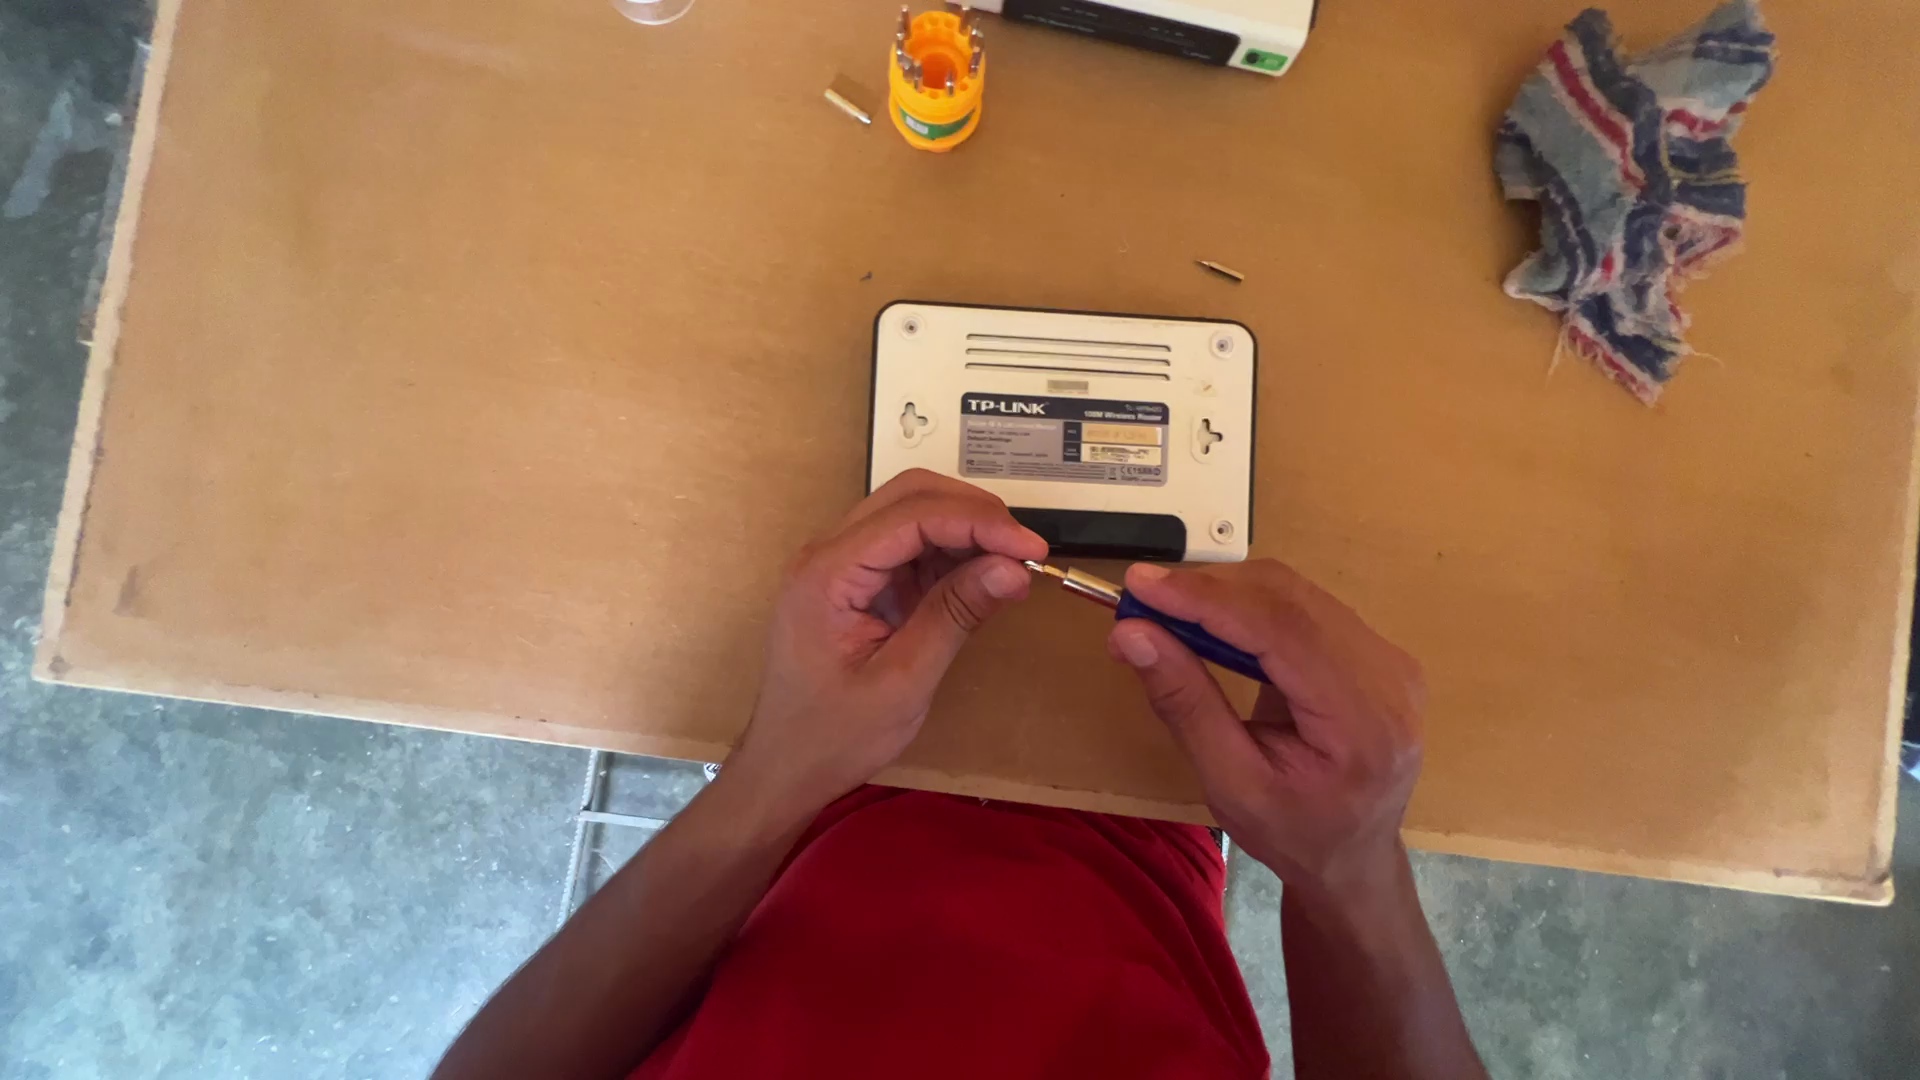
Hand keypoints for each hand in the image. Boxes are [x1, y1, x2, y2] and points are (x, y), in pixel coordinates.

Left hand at [730, 470, 1048, 813]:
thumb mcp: (903, 680)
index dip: (979, 523)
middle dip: (974, 514)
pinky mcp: (859, 580)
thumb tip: (1013, 569)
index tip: (1031, 548)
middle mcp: (830, 552)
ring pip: (913, 513)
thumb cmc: (834, 736)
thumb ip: (956, 615)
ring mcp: (842, 563)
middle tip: (1022, 550)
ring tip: (1009, 568)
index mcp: (828, 572)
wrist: (787, 766)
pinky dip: (951, 555)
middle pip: (910, 496)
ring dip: (965, 532)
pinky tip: (979, 580)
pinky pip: (909, 547)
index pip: (912, 515)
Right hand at [1106, 561, 1424, 900]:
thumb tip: (1131, 634)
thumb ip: (1184, 704)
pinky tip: (1206, 622)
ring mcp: (1386, 656)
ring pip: (1291, 591)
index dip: (1205, 599)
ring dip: (1221, 592)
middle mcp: (1388, 674)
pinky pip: (1299, 604)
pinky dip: (1243, 603)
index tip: (1140, 584)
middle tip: (1140, 602)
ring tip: (1164, 613)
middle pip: (1287, 598)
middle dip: (1206, 589)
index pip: (1281, 629)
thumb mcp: (1228, 783)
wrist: (1353, 859)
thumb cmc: (1291, 834)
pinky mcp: (1370, 648)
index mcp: (1363, 720)